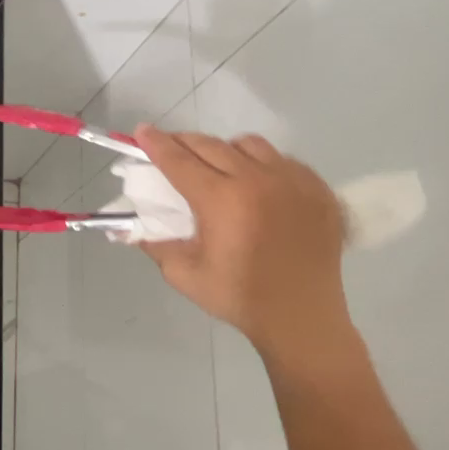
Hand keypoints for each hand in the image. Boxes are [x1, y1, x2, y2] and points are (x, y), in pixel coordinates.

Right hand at [134, 126, 351, 357]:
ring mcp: (294, 182)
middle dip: (184, 143)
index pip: (179, 161)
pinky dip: (262, 164)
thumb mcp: (182, 273)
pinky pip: (284, 160)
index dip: (156, 144)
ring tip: (217, 167)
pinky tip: (256, 185)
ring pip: (250, 145)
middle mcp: (259, 181)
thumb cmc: (238, 296)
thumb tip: (129, 227)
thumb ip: (154, 242)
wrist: (302, 317)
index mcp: (222, 200)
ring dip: (225, 150)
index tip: (141, 132)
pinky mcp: (319, 190)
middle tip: (169, 148)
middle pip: (211, 145)